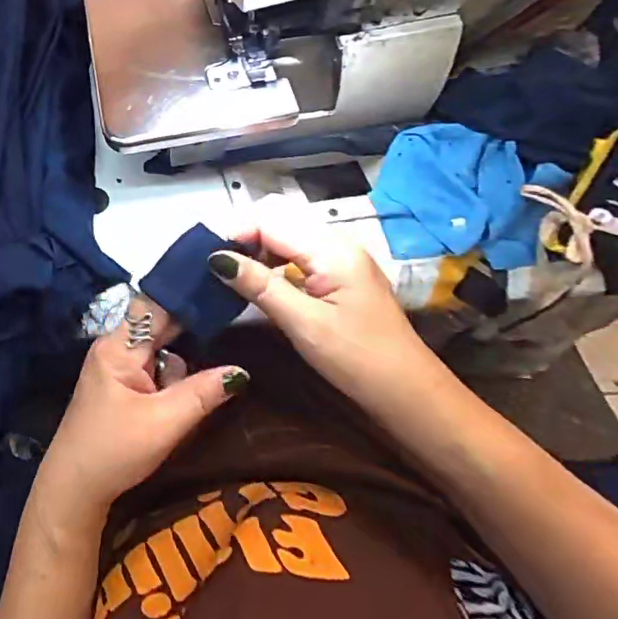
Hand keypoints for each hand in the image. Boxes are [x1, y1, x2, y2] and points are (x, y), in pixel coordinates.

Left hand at [38, 309, 247, 513]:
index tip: (220, 291)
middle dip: (189, 332)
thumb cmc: (115, 449)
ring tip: (203, 377)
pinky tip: (184, 394)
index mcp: (117, 346)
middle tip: (230, 325)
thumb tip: (240, 370)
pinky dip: (169, 379)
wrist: (74, 486)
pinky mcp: (118, 386)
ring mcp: (114, 367)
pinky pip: (151, 369)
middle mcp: (113, 347)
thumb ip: (202, 393)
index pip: (153, 305)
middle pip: (157, 326)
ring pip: (159, 352)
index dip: (185, 297)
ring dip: (179, 366)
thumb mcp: (165, 422)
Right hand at [206, 211, 448, 411]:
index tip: (206, 258)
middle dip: (243, 237)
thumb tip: (216, 258)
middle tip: (215, 265)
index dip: (235, 233)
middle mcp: (337, 245)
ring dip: (256, 249)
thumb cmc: (359, 360)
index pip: (271, 222)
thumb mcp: (303, 323)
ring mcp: (340, 260)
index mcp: (332, 251)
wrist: (411, 397)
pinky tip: (258, 282)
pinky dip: (272, 262)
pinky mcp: (339, 277)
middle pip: (278, 221)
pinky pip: (296, 255)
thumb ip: (259, 285)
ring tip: (230, 274)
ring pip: (285, 237)